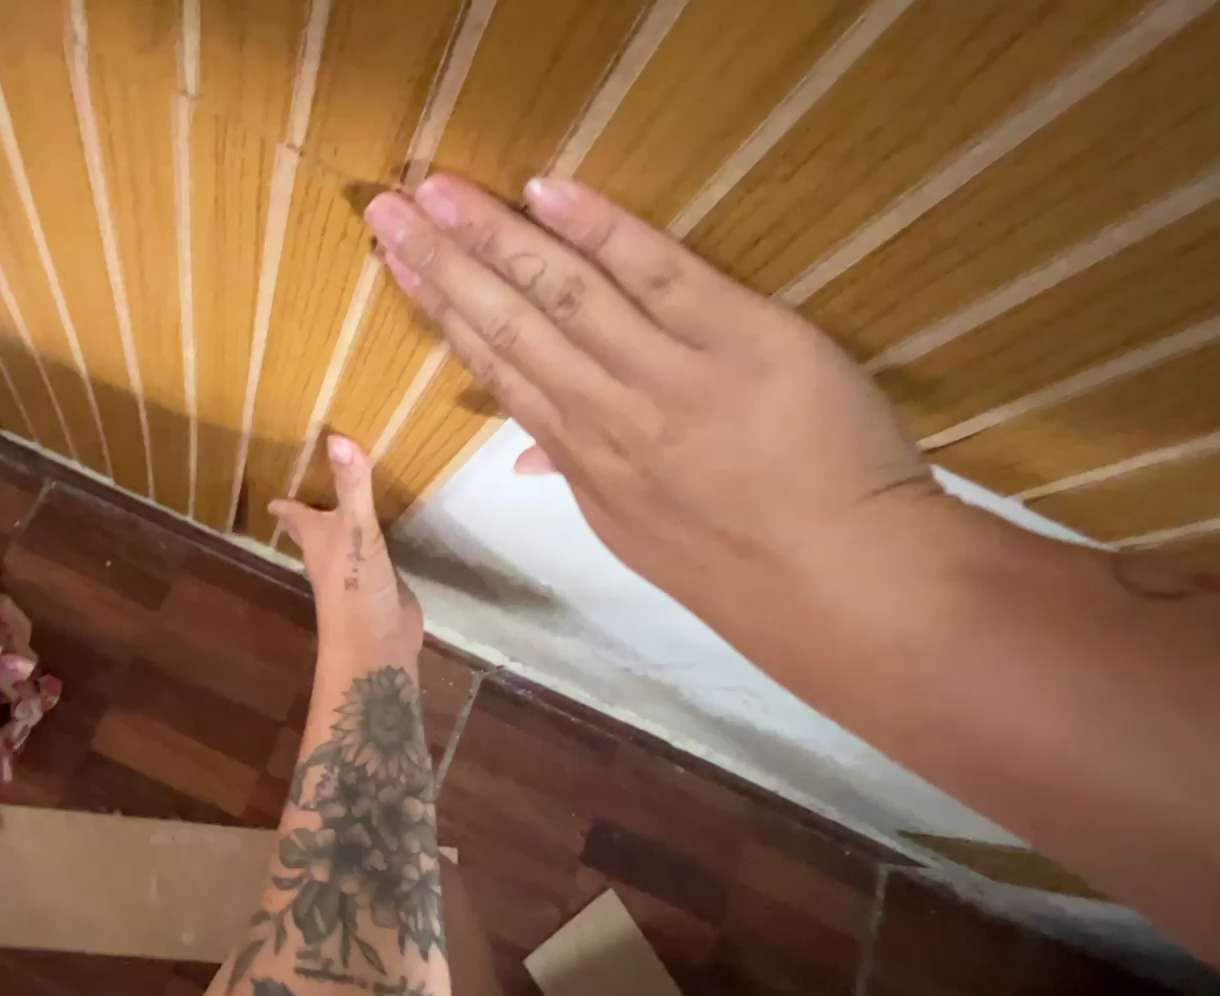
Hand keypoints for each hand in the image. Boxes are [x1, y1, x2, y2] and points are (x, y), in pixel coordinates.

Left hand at [270, 435, 422, 661]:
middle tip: (305, 492)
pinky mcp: (382, 584)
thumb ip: (351, 485)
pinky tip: (386, 536)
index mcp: (317, 538)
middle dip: (307, 513)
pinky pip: (376, 556)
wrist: (377, 643)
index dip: (285, 503)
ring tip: (345, 505)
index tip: (273, 494)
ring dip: (342, 526)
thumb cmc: (353, 584)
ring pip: (343, 542)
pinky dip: (377, 543)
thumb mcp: (355, 527)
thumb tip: (337, 436)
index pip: (295, 513)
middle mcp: (331, 554)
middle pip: (313, 530)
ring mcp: (356, 571)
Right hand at [362, 174, 939, 614]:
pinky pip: (659, 276)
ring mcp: (664, 375)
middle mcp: (601, 410)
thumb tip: (527, 454)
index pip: (493, 365)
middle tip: (388, 210)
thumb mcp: (630, 527)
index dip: (441, 311)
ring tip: (439, 193)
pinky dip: (602, 231)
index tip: (399, 267)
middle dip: (442, 264)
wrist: (831, 579)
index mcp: (576, 451)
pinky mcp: (738, 340)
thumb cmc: (730, 558)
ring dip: (495, 239)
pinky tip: (547, 192)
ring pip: (563, 296)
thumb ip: (577, 474)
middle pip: (508, 324)